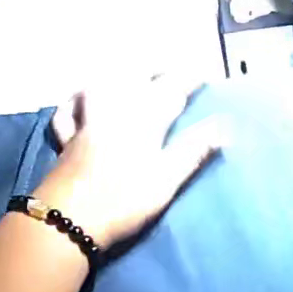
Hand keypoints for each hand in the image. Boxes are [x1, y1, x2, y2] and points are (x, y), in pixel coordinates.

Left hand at [31, 77, 222, 249]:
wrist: (68, 220)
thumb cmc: (123, 200)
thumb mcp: (166, 178)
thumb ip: (193, 150)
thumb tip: (226, 126)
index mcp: (141, 120)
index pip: (170, 90)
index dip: (190, 79)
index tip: (206, 74)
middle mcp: (112, 112)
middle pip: (132, 79)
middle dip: (154, 71)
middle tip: (170, 73)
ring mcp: (85, 125)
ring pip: (98, 88)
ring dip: (114, 78)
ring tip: (127, 78)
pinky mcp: (66, 142)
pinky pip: (68, 113)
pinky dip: (74, 103)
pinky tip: (78, 102)